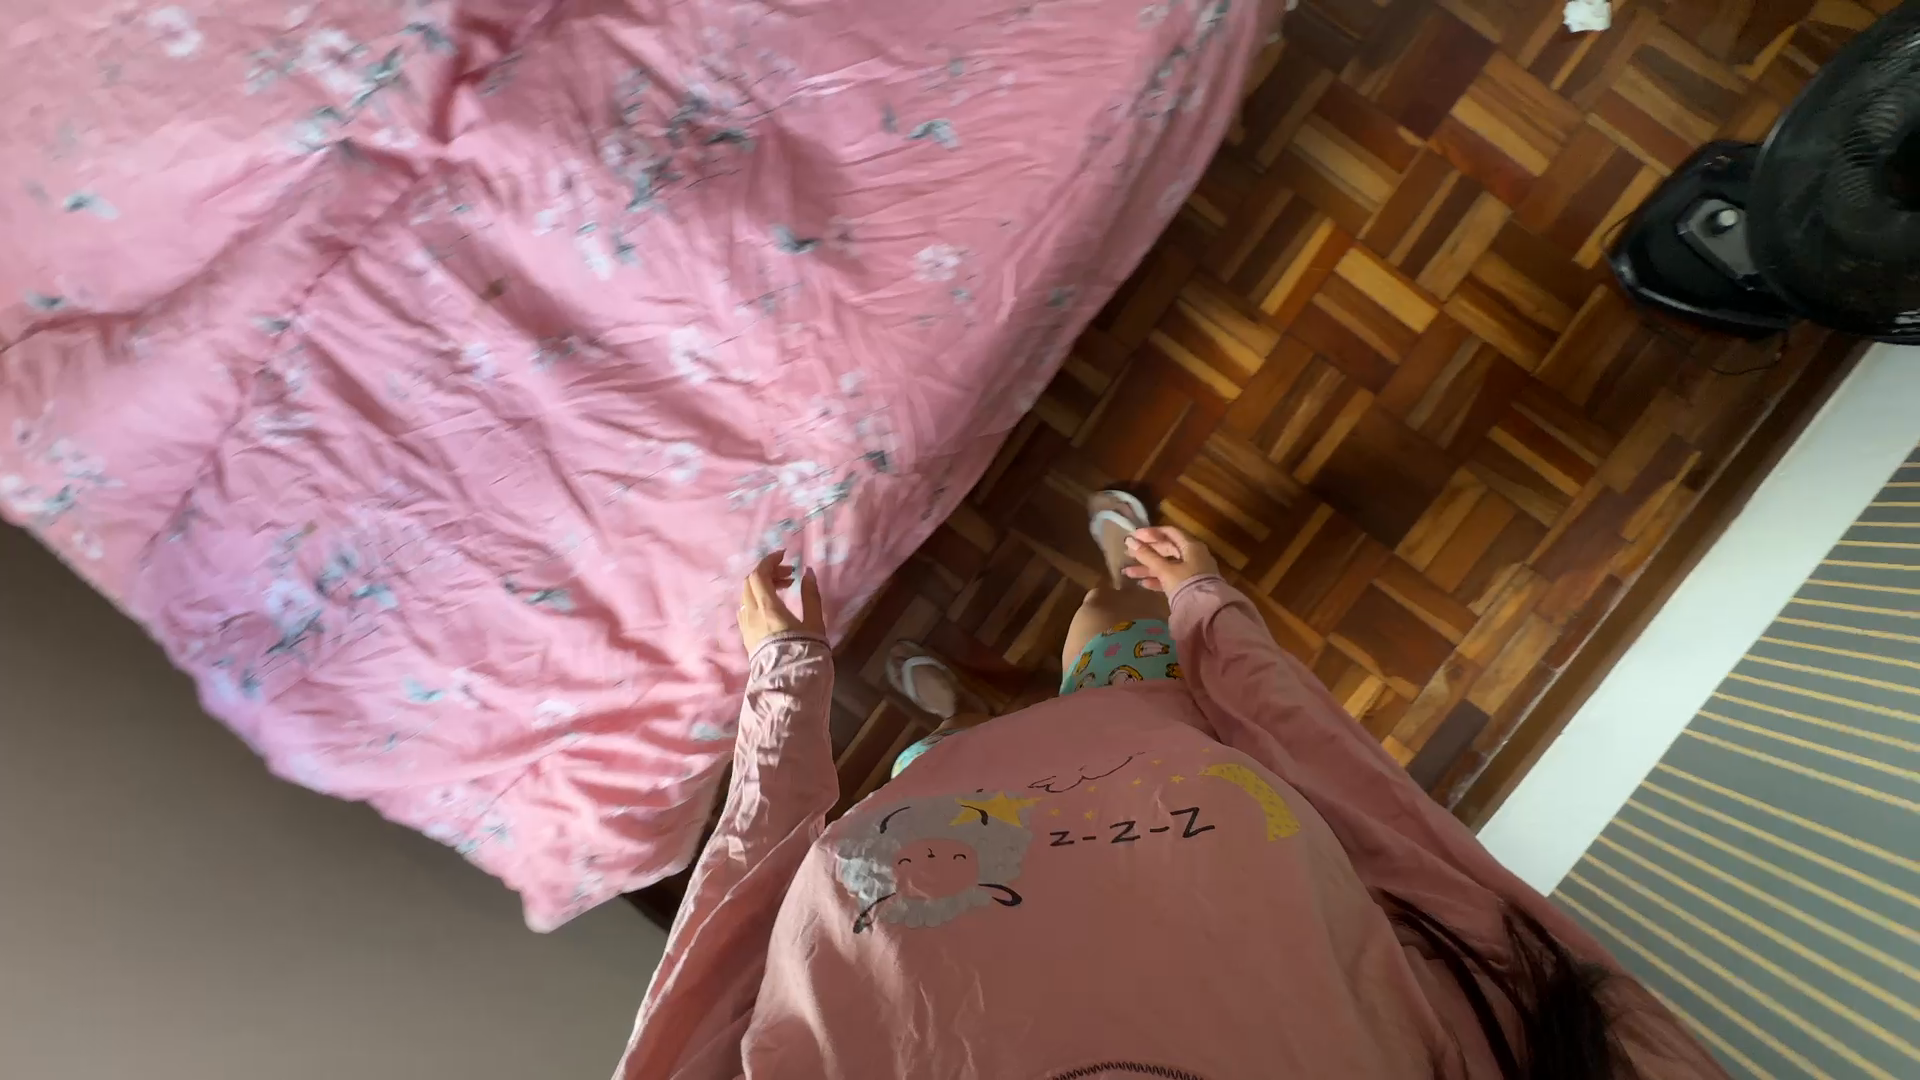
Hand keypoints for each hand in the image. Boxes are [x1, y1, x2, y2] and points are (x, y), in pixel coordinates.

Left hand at [738, 550, 824, 653]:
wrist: (789, 683)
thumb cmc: (804, 650)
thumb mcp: (813, 622)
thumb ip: (810, 595)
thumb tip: (808, 572)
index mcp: (767, 607)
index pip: (759, 574)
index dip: (769, 560)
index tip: (785, 555)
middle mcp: (751, 613)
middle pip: (750, 582)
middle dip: (768, 572)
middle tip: (789, 574)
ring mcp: (746, 626)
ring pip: (747, 595)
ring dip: (763, 586)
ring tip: (785, 589)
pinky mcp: (746, 637)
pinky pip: (746, 609)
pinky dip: (757, 599)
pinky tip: (772, 606)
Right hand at [1123, 526, 1219, 592]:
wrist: (1206, 611)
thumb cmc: (1185, 583)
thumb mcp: (1164, 569)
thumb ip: (1147, 555)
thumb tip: (1129, 541)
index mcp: (1190, 546)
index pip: (1168, 532)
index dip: (1150, 533)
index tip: (1133, 536)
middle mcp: (1192, 556)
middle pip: (1166, 549)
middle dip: (1145, 552)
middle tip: (1127, 554)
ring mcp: (1191, 571)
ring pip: (1166, 565)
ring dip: (1147, 568)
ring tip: (1127, 572)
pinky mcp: (1188, 585)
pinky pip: (1171, 578)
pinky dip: (1157, 579)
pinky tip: (1142, 583)